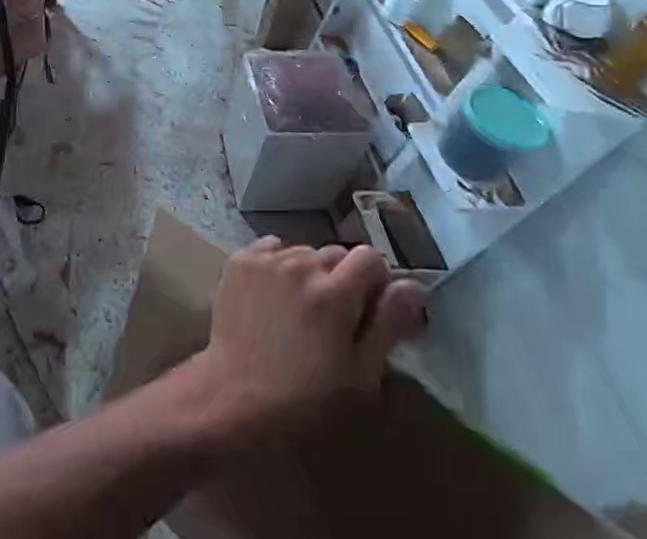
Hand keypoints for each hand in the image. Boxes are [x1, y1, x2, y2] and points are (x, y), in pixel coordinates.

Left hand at [184, 239, 427, 438]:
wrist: (232, 397)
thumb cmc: (303, 398)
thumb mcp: (360, 375)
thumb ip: (389, 324)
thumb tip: (414, 287)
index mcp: (335, 293)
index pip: (371, 257)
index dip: (374, 282)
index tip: (366, 310)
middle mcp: (301, 265)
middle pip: (337, 255)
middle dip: (342, 279)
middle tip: (331, 317)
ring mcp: (267, 260)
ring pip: (304, 252)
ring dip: (309, 273)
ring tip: (297, 309)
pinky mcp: (240, 260)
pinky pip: (273, 249)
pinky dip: (278, 265)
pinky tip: (272, 295)